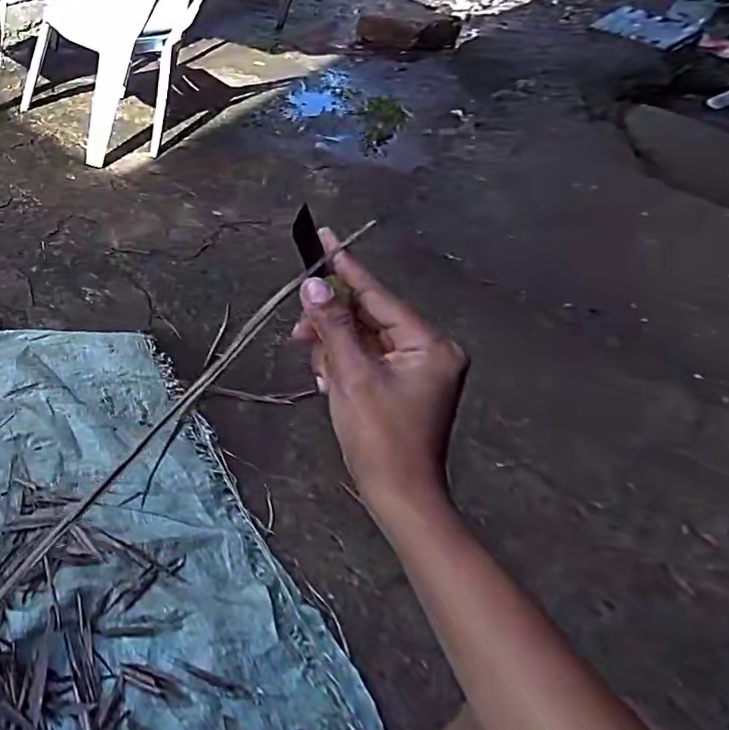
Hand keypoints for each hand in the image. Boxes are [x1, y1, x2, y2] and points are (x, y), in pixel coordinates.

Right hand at [291, 227, 468, 520]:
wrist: (396, 491)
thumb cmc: (379, 435)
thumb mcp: (350, 376)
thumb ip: (332, 326)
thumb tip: (314, 285)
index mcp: (429, 345)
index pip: (378, 296)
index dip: (347, 268)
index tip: (326, 238)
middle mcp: (428, 350)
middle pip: (366, 317)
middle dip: (330, 324)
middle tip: (298, 333)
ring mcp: (414, 368)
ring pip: (358, 337)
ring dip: (331, 348)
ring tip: (321, 373)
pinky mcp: (399, 383)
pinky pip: (361, 356)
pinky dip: (340, 363)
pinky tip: (330, 383)